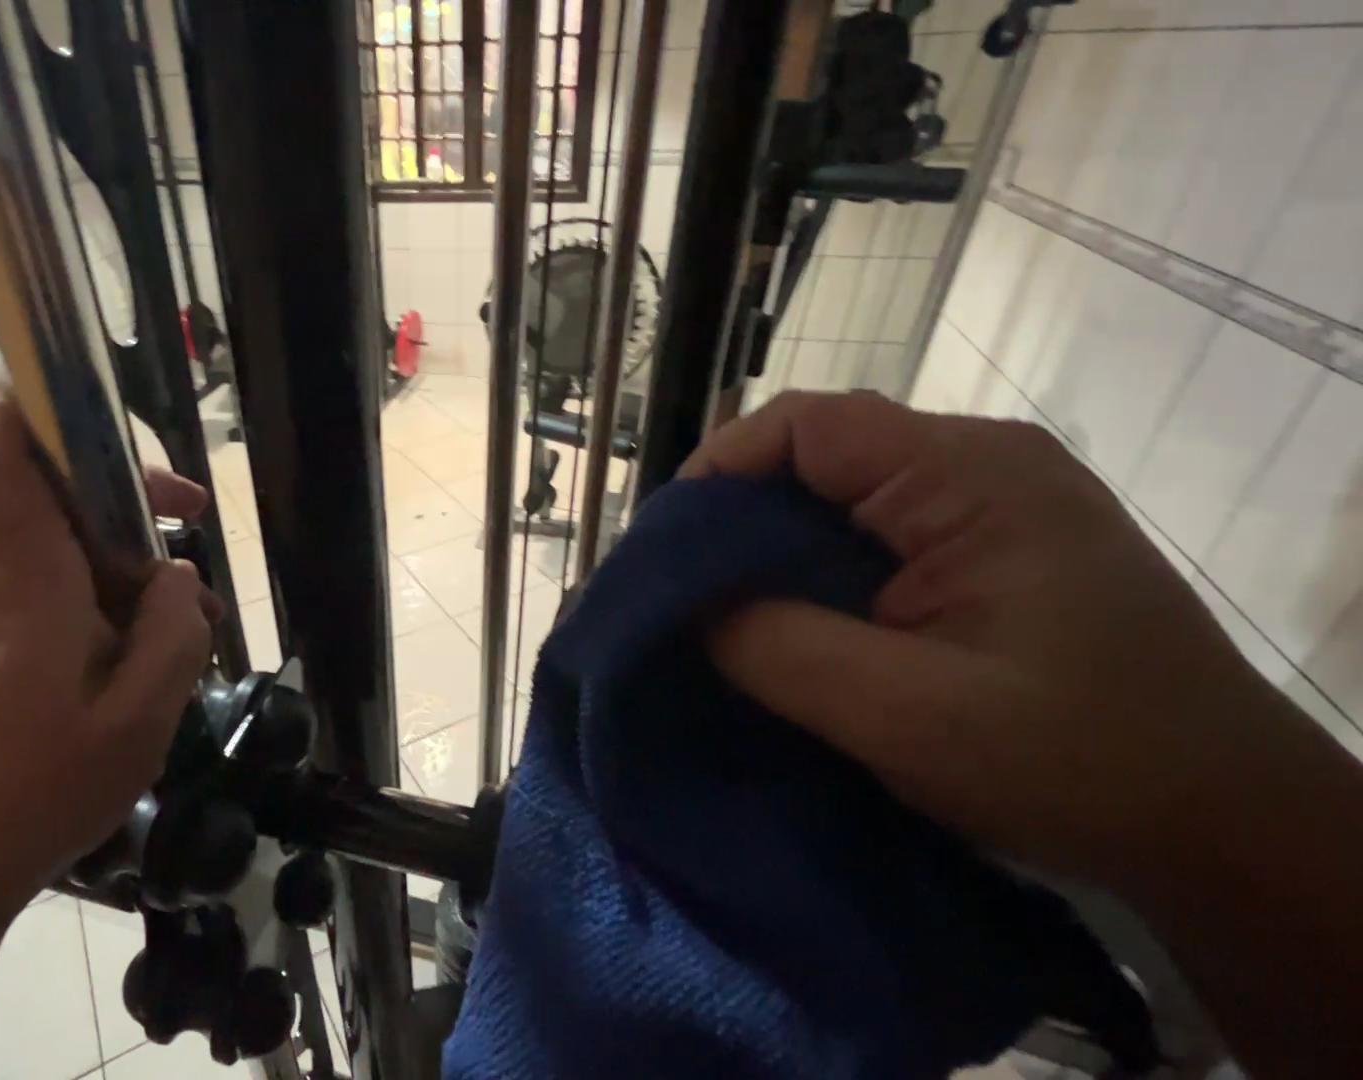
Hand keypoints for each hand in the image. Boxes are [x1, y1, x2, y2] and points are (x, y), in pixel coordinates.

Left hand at [0, 391, 214, 907]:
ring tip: (192, 613)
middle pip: (54, 498)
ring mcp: (0, 617)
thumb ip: (172, 633)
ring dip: (130, 557)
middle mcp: (7, 586)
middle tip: (195, 511)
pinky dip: (113, 598)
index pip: (8, 470)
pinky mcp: (3, 646)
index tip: (68, 378)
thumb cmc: (46, 788)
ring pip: (66, 549)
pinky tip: (154, 649)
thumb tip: (181, 577)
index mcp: (34, 590)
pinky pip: (62, 593)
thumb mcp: (142, 716)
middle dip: (128, 490)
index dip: (27, 409)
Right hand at [689, 391, 1341, 891]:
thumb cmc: (1073, 762)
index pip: (806, 425)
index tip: (662, 548)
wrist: (1225, 827)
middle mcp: (978, 466)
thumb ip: (776, 646)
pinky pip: (870, 536)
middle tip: (676, 588)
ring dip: (770, 548)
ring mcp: (987, 506)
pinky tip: (786, 621)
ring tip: (717, 608)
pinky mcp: (986, 550)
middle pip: (816, 455)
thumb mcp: (902, 712)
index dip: (717, 469)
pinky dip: (812, 572)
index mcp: (968, 475)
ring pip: (837, 498)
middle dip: (734, 517)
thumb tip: (681, 607)